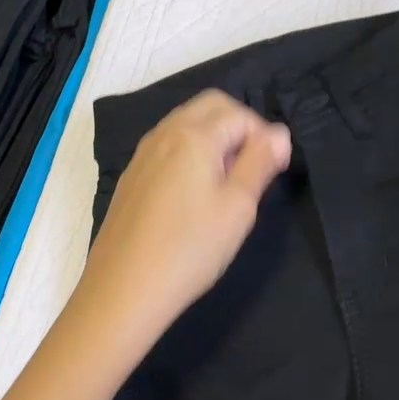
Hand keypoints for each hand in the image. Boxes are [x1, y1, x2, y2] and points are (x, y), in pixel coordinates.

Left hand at [83, 89, 292, 331]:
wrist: (119, 294)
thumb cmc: (188, 250)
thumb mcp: (238, 208)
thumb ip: (260, 162)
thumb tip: (279, 133)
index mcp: (195, 135)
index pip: (240, 115)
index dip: (264, 136)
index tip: (274, 169)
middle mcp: (166, 132)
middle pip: (211, 105)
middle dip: (239, 123)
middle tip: (252, 165)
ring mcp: (144, 153)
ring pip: (187, 121)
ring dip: (213, 135)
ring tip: (225, 180)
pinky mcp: (131, 175)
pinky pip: (168, 142)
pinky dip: (189, 149)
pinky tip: (193, 193)